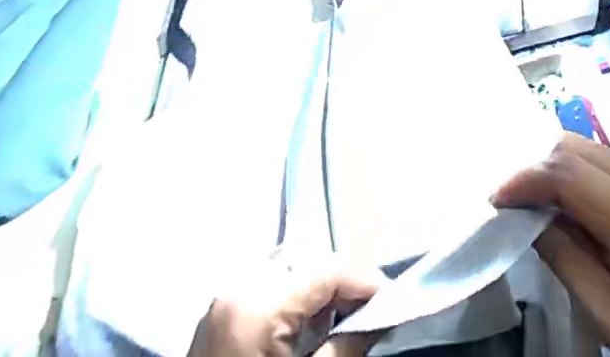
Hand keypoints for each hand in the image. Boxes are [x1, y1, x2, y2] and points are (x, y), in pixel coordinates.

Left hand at [186, 258, 383, 356]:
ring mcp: (223, 301)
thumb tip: (387, 315)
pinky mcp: (217, 316)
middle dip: (345, 287)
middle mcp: (239, 289)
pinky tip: (305, 328)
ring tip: (337, 323)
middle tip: (368, 316)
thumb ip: (350, 344)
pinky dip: (295, 298)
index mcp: (260, 306)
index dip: (368, 283)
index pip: (331, 270)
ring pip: (294, 269)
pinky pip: (270, 285)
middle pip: (313, 264)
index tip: (393, 304)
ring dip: (321, 289)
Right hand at [493, 133, 609, 356]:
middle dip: (539, 165)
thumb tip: (528, 218)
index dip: (527, 178)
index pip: (572, 174)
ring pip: (594, 150)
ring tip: (528, 201)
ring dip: (558, 168)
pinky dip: (579, 175)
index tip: (493, 198)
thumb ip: (566, 261)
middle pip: (581, 149)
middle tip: (506, 199)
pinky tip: (564, 203)